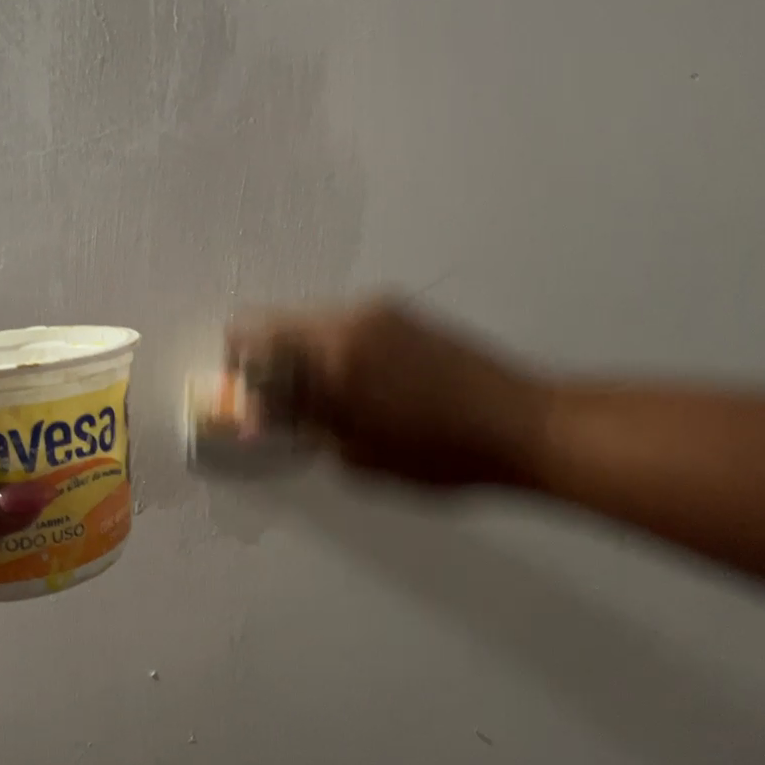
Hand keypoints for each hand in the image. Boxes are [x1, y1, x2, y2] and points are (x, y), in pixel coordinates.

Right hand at [225, 295, 550, 487]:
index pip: (254, 340)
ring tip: (323, 401)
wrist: (526, 425)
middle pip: (278, 324)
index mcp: (333, 352)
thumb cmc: (441, 453)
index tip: (243, 398)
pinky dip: (334, 351)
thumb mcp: (360, 454)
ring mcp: (379, 310)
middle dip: (267, 362)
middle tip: (276, 403)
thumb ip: (305, 426)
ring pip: (312, 324)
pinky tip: (359, 387)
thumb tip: (265, 415)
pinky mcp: (403, 312)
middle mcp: (349, 317)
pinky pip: (346, 326)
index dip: (239, 370)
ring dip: (302, 357)